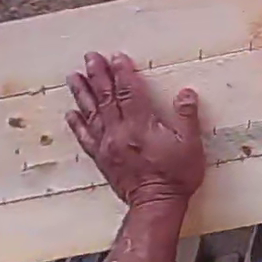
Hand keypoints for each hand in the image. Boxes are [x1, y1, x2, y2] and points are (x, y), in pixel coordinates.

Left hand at [65, 52, 205, 210]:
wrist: (156, 205)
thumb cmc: (175, 176)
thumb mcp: (190, 144)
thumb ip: (186, 116)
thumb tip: (186, 93)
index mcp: (141, 124)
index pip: (129, 92)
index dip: (122, 73)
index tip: (116, 56)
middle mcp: (120, 131)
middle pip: (106, 97)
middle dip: (98, 75)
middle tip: (90, 57)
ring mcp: (108, 145)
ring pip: (92, 113)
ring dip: (83, 93)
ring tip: (73, 76)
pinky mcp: (102, 159)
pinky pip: (86, 138)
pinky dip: (77, 124)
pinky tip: (71, 113)